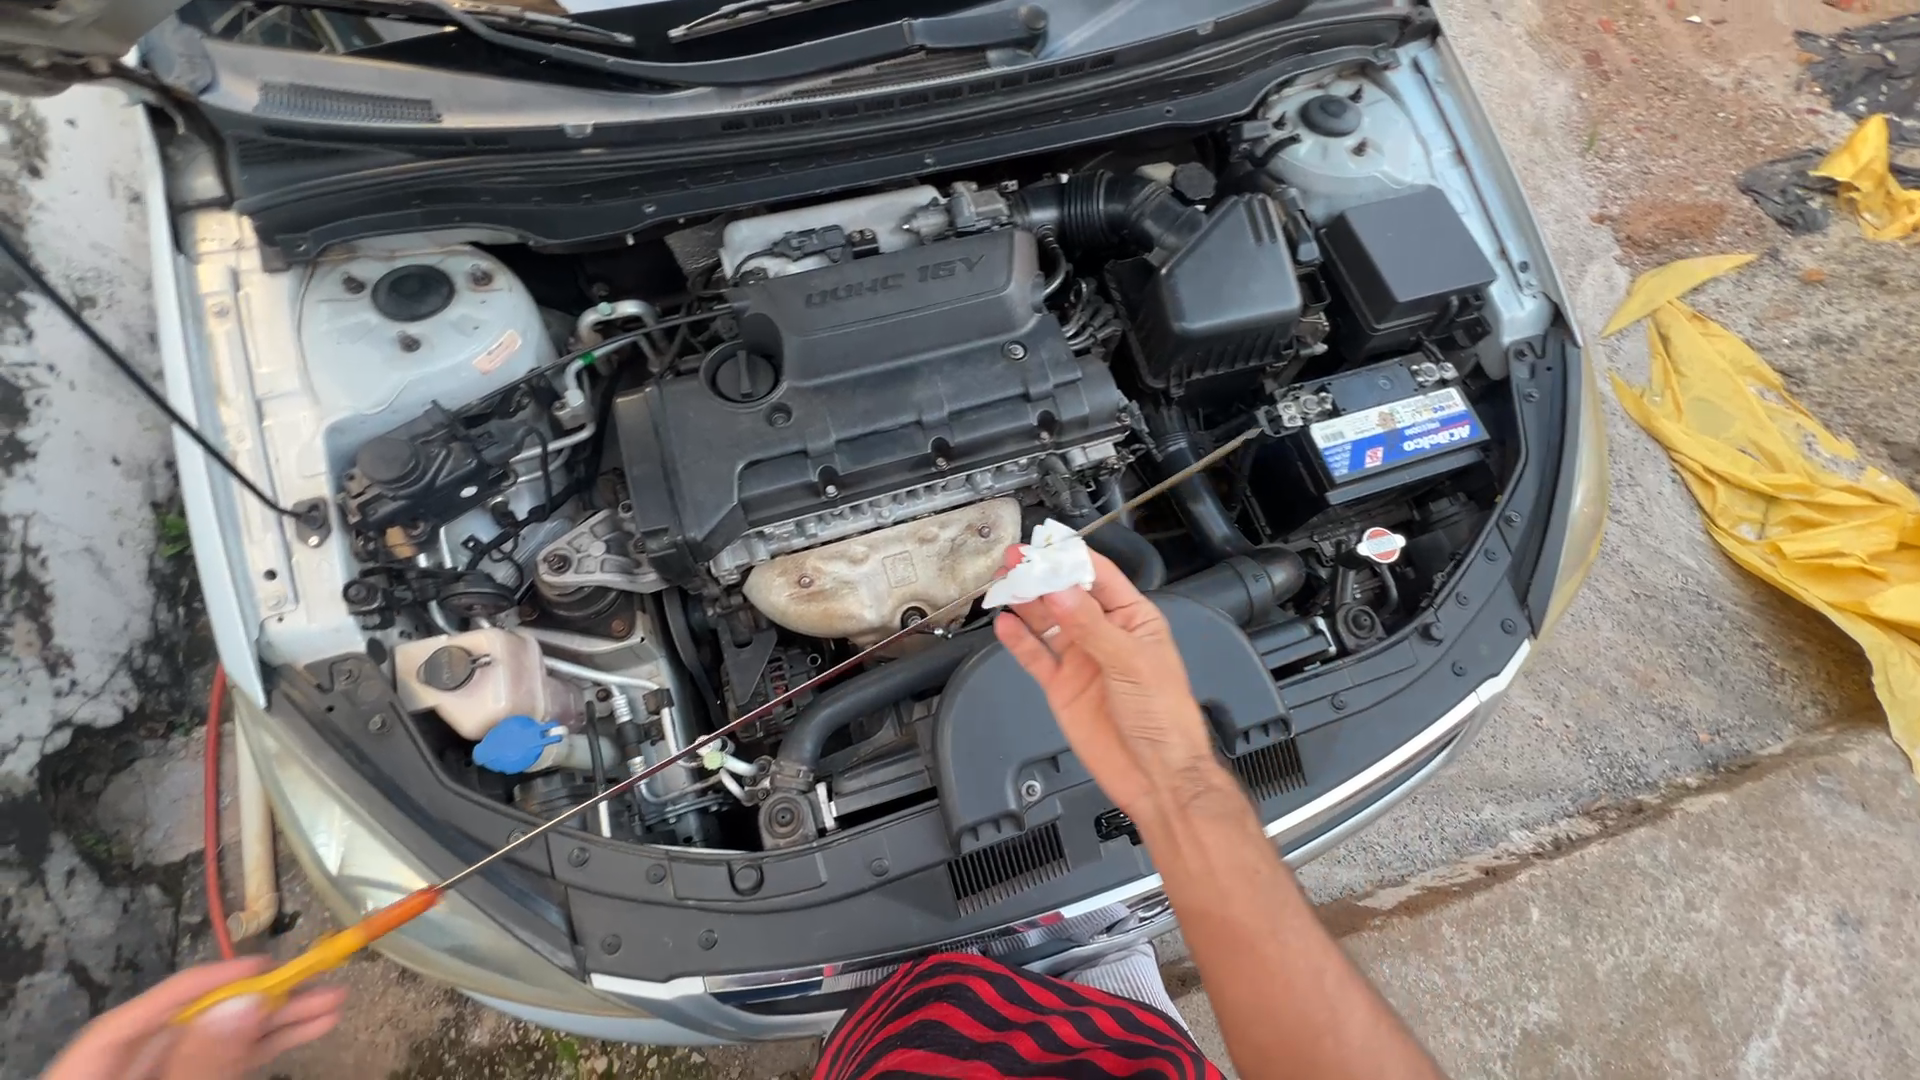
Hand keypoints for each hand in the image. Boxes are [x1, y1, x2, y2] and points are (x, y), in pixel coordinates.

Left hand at [42, 957, 347, 1079]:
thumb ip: (198, 1064)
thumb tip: (246, 1000)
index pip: (130, 1020)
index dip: (194, 986)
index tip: (259, 965)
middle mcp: (123, 1075)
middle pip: (189, 1026)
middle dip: (260, 999)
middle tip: (319, 975)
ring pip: (221, 1042)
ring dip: (281, 1018)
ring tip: (335, 998)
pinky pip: (231, 1062)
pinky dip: (273, 1044)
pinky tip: (315, 1025)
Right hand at [993, 547, 1231, 826]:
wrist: (1156, 776)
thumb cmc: (1165, 717)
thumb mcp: (1132, 663)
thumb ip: (1092, 627)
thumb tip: (1059, 593)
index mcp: (1133, 619)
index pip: (1098, 577)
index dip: (1070, 559)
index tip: (1045, 547)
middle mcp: (1104, 633)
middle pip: (1065, 595)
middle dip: (1041, 575)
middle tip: (1014, 560)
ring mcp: (1080, 658)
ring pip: (1046, 620)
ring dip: (1025, 601)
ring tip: (1003, 584)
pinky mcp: (1061, 685)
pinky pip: (1034, 655)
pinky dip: (1018, 640)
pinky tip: (1004, 624)